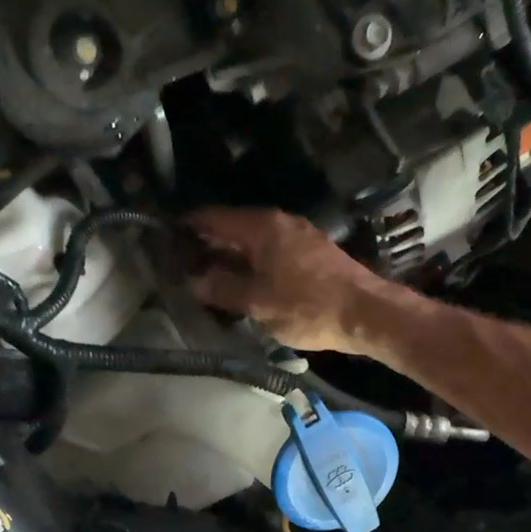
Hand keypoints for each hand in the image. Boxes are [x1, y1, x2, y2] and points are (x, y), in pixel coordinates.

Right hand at [181, 208, 403, 354]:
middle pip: (231, 227)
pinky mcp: (310, 254)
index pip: (211, 217)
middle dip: (205, 245)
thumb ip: (222, 288)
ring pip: (251, 242)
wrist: (367, 314)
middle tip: (180, 267)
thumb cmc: (308, 306)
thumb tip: (193, 280)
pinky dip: (250, 264)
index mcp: (260, 227)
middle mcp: (278, 222)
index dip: (185, 227)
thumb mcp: (257, 303)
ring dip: (228, 257)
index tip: (163, 240)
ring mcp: (297, 236)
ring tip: (206, 280)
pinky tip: (242, 285)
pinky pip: (269, 253)